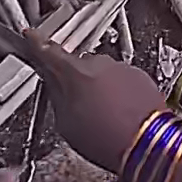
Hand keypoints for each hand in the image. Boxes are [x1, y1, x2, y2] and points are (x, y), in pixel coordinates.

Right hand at [26, 33, 166, 171]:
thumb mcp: (66, 123)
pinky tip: (118, 113)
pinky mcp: (138, 75)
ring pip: (100, 72)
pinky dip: (117, 92)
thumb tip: (53, 84)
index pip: (48, 51)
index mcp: (74, 72)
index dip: (36, 43)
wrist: (150, 144)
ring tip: (102, 116)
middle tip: (76, 104)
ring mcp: (120, 67)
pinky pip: (120, 79)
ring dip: (98, 87)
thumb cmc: (108, 138)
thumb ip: (56, 96)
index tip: (31, 36)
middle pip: (77, 64)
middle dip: (74, 80)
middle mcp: (97, 63)